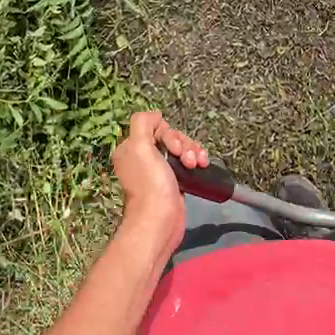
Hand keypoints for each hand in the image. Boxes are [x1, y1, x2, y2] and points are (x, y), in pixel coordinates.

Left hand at [109, 111, 206, 241]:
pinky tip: (203, 164)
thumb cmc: (150, 184)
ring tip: (197, 164)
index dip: (168, 134)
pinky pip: (188, 161)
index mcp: (131, 148)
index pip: (154, 126)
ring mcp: (160, 169)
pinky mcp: (175, 180)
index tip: (174, 148)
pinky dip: (197, 159)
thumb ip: (143, 123)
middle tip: (186, 158)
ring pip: (181, 148)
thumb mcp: (139, 147)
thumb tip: (156, 114)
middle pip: (170, 136)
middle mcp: (143, 157)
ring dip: (193, 151)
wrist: (160, 220)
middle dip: (183, 143)